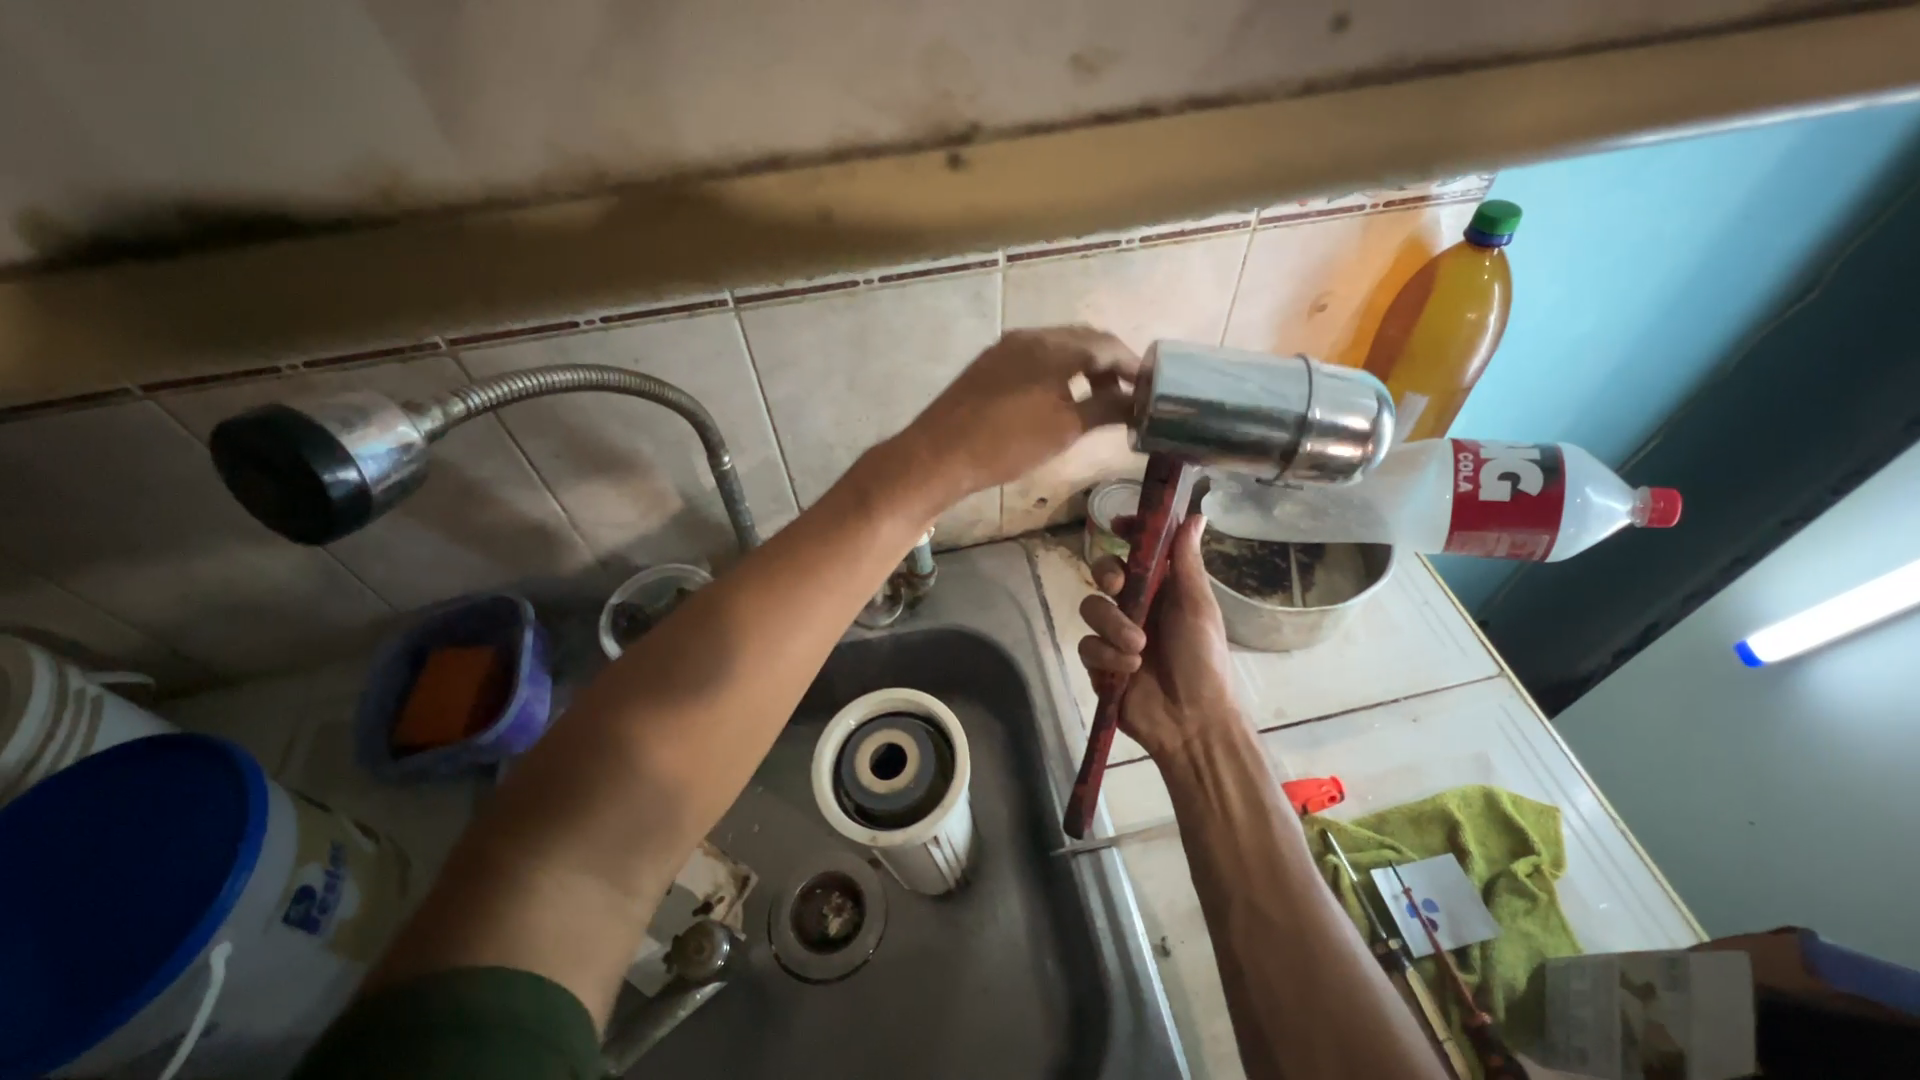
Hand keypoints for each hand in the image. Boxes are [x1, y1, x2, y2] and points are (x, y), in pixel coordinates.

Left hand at [901, 326, 1138, 502]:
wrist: (938, 456)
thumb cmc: (1007, 443)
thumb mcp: (1065, 428)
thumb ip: (1108, 409)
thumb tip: (1141, 402)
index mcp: (1054, 346)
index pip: (1107, 345)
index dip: (1134, 366)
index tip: (1151, 389)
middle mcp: (1030, 336)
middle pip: (1083, 341)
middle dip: (1110, 365)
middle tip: (1129, 396)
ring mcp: (1005, 348)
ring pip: (1058, 349)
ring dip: (1084, 369)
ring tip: (1098, 402)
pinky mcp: (988, 365)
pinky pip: (1035, 359)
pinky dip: (1058, 373)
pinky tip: (1060, 401)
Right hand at [1078, 514, 1248, 761]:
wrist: (1191, 720)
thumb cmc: (1204, 660)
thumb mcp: (1198, 606)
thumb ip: (1187, 562)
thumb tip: (1195, 514)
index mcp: (1162, 590)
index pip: (1137, 552)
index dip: (1126, 535)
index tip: (1118, 525)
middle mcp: (1135, 607)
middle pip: (1103, 573)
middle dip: (1106, 574)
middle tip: (1118, 585)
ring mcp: (1114, 636)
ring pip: (1091, 609)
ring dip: (1113, 627)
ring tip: (1138, 650)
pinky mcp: (1100, 664)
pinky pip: (1088, 646)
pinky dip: (1108, 657)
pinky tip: (1129, 671)